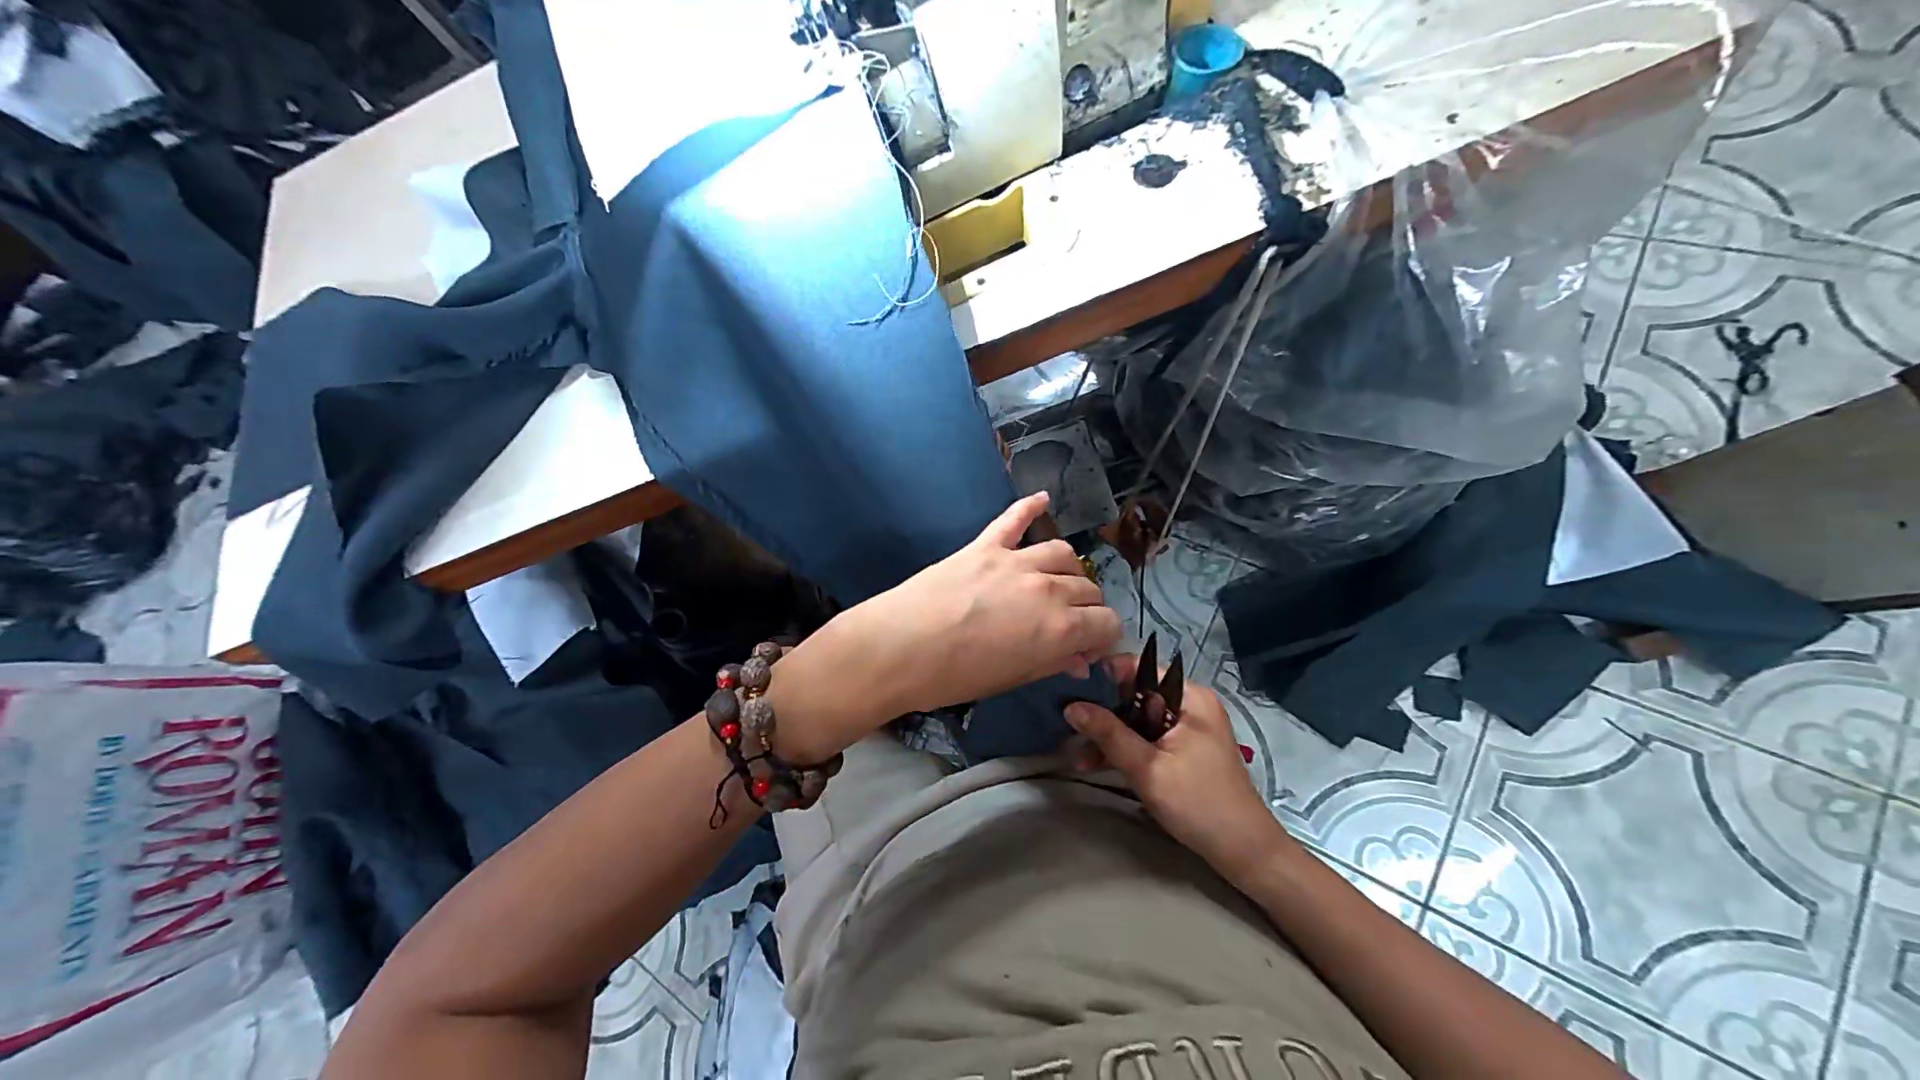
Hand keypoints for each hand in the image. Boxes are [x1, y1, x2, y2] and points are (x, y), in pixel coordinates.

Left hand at [769, 493, 1122, 761]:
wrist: (896, 648)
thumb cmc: (953, 677)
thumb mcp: (1011, 679)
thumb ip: (1052, 662)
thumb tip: (1079, 658)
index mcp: (1060, 628)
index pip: (1107, 624)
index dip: (1104, 638)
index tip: (1092, 647)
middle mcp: (1047, 588)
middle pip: (1089, 589)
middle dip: (1088, 609)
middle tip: (1072, 625)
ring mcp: (1015, 561)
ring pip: (1063, 554)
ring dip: (1069, 570)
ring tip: (1059, 584)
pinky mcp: (985, 546)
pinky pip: (1014, 519)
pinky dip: (1030, 508)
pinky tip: (1042, 499)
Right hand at [1063, 653, 1290, 879]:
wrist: (1244, 852)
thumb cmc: (1198, 804)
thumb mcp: (1147, 768)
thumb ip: (1108, 734)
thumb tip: (1071, 706)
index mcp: (1189, 697)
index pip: (1139, 668)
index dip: (1103, 676)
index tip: (1070, 689)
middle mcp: (1189, 705)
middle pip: (1135, 695)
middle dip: (1101, 713)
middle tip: (1067, 726)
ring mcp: (1187, 729)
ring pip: (1137, 720)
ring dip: (1108, 736)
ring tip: (1075, 755)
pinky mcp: (1183, 751)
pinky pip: (1146, 738)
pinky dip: (1124, 749)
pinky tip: (1095, 764)